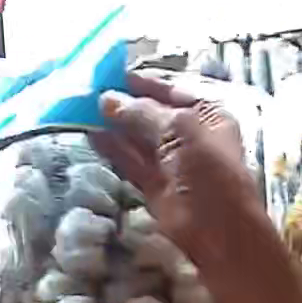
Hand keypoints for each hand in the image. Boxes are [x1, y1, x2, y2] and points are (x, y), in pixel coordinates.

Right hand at [94, 74, 276, 276]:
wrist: (218, 230)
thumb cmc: (209, 171)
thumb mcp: (179, 130)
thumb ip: (142, 113)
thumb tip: (106, 100)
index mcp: (206, 114)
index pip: (171, 90)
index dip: (143, 82)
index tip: (112, 73)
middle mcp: (189, 136)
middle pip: (152, 114)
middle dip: (124, 104)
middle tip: (89, 92)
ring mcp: (171, 163)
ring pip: (138, 139)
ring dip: (114, 126)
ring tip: (83, 111)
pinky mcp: (155, 188)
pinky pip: (132, 163)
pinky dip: (114, 151)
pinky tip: (93, 137)